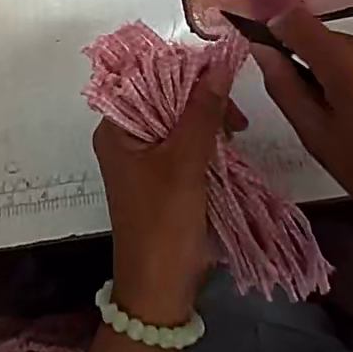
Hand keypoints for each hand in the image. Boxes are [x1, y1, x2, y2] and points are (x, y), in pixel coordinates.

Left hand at [92, 62, 245, 325]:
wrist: (159, 289)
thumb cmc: (164, 222)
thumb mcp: (186, 162)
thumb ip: (203, 110)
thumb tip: (222, 63)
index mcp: (115, 127)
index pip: (147, 76)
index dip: (184, 69)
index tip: (222, 75)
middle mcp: (125, 135)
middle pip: (165, 95)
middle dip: (202, 99)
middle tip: (236, 118)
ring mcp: (142, 155)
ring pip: (179, 117)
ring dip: (209, 120)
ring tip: (236, 135)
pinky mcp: (160, 172)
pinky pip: (184, 140)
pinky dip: (207, 139)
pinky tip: (228, 146)